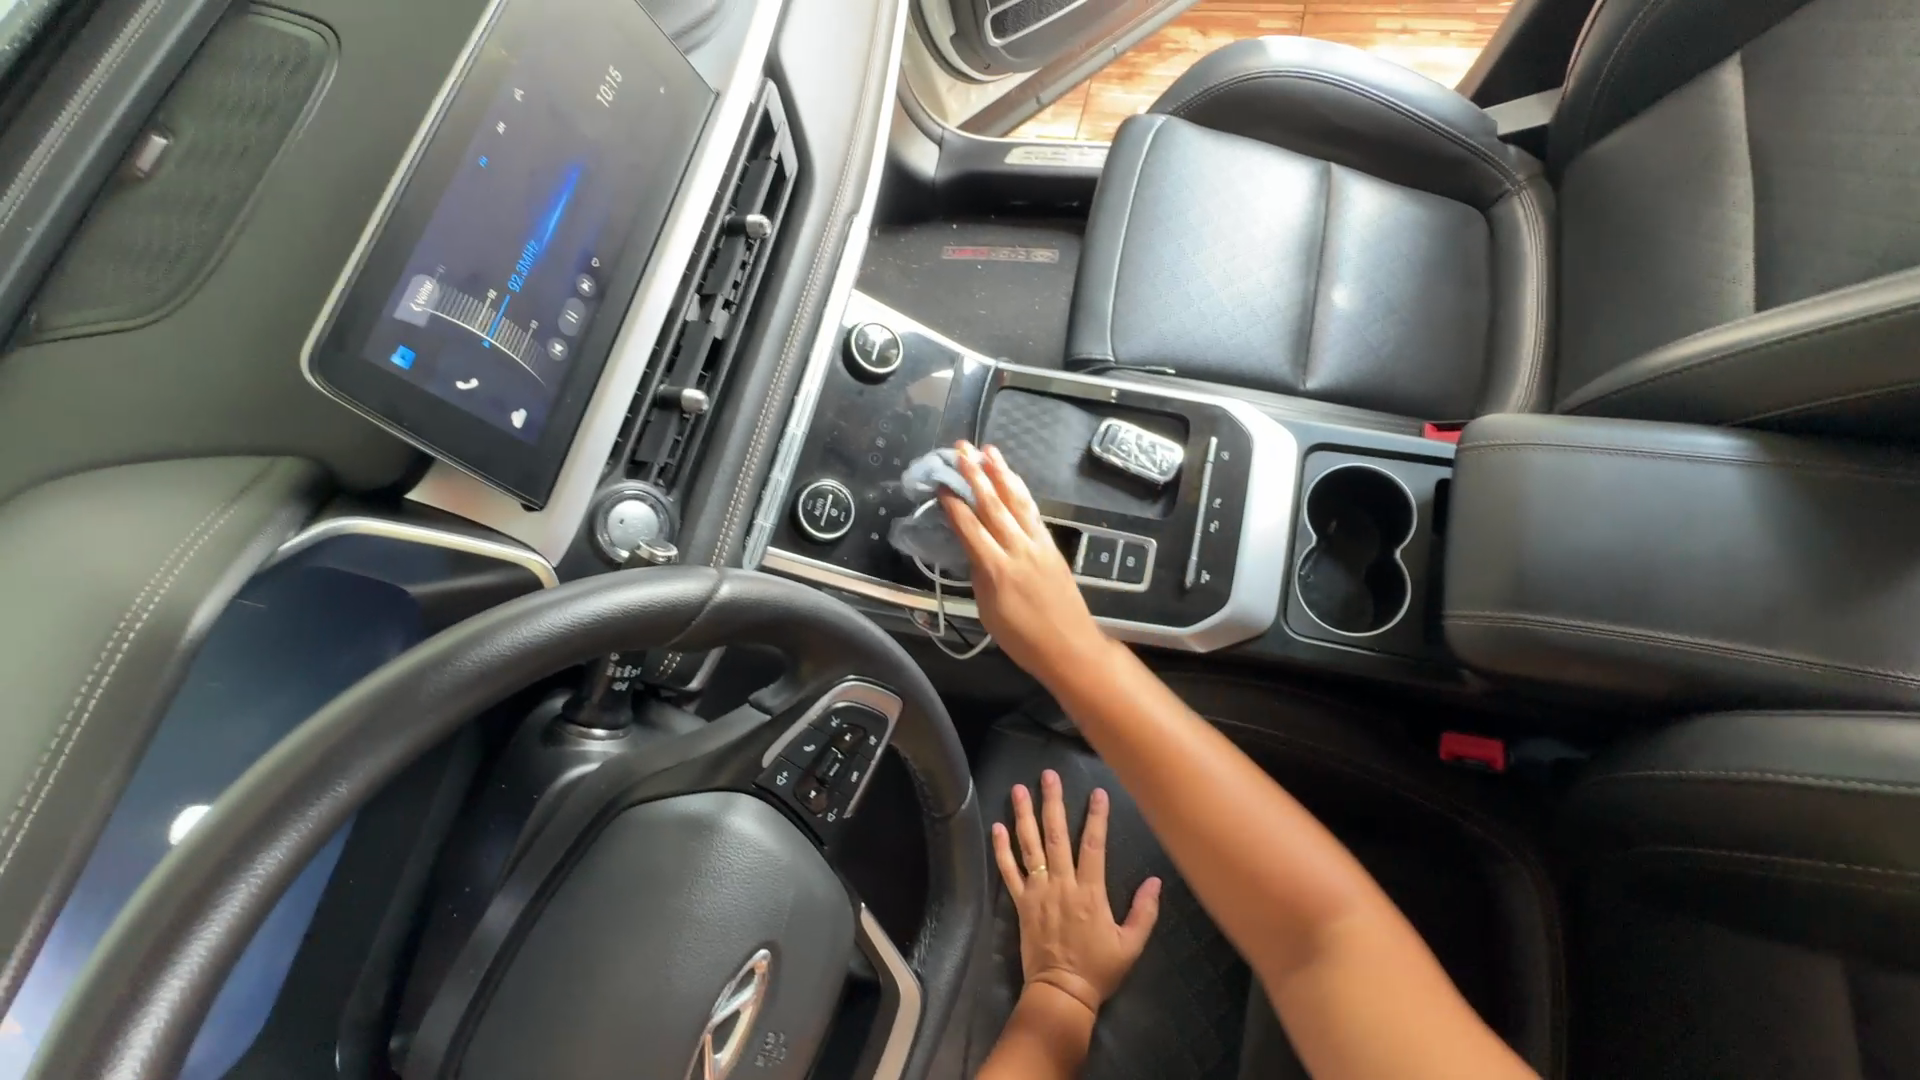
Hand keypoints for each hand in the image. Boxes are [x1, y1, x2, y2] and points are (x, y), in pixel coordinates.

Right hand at [941, 442, 1115, 687]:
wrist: (1069, 646)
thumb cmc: (1022, 639)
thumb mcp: (988, 611)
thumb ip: (979, 575)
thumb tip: (971, 549)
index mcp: (996, 570)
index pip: (970, 528)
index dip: (954, 504)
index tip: (942, 483)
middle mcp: (1017, 549)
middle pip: (993, 505)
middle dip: (975, 475)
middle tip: (960, 450)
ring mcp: (1038, 544)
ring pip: (1016, 501)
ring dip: (1001, 474)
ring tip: (988, 451)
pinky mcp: (1052, 545)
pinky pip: (1033, 512)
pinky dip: (1021, 492)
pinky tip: (1013, 479)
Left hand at [993, 768, 1161, 1016]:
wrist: (1062, 994)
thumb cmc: (1099, 969)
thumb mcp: (1131, 945)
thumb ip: (1144, 912)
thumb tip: (1156, 881)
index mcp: (1090, 893)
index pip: (1094, 846)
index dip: (1096, 818)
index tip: (1097, 792)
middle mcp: (1061, 885)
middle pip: (1056, 836)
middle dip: (1053, 802)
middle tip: (1048, 775)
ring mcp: (1037, 892)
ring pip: (1029, 846)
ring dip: (1023, 815)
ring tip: (1019, 789)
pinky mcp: (1020, 903)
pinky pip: (1008, 871)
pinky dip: (1001, 849)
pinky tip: (997, 826)